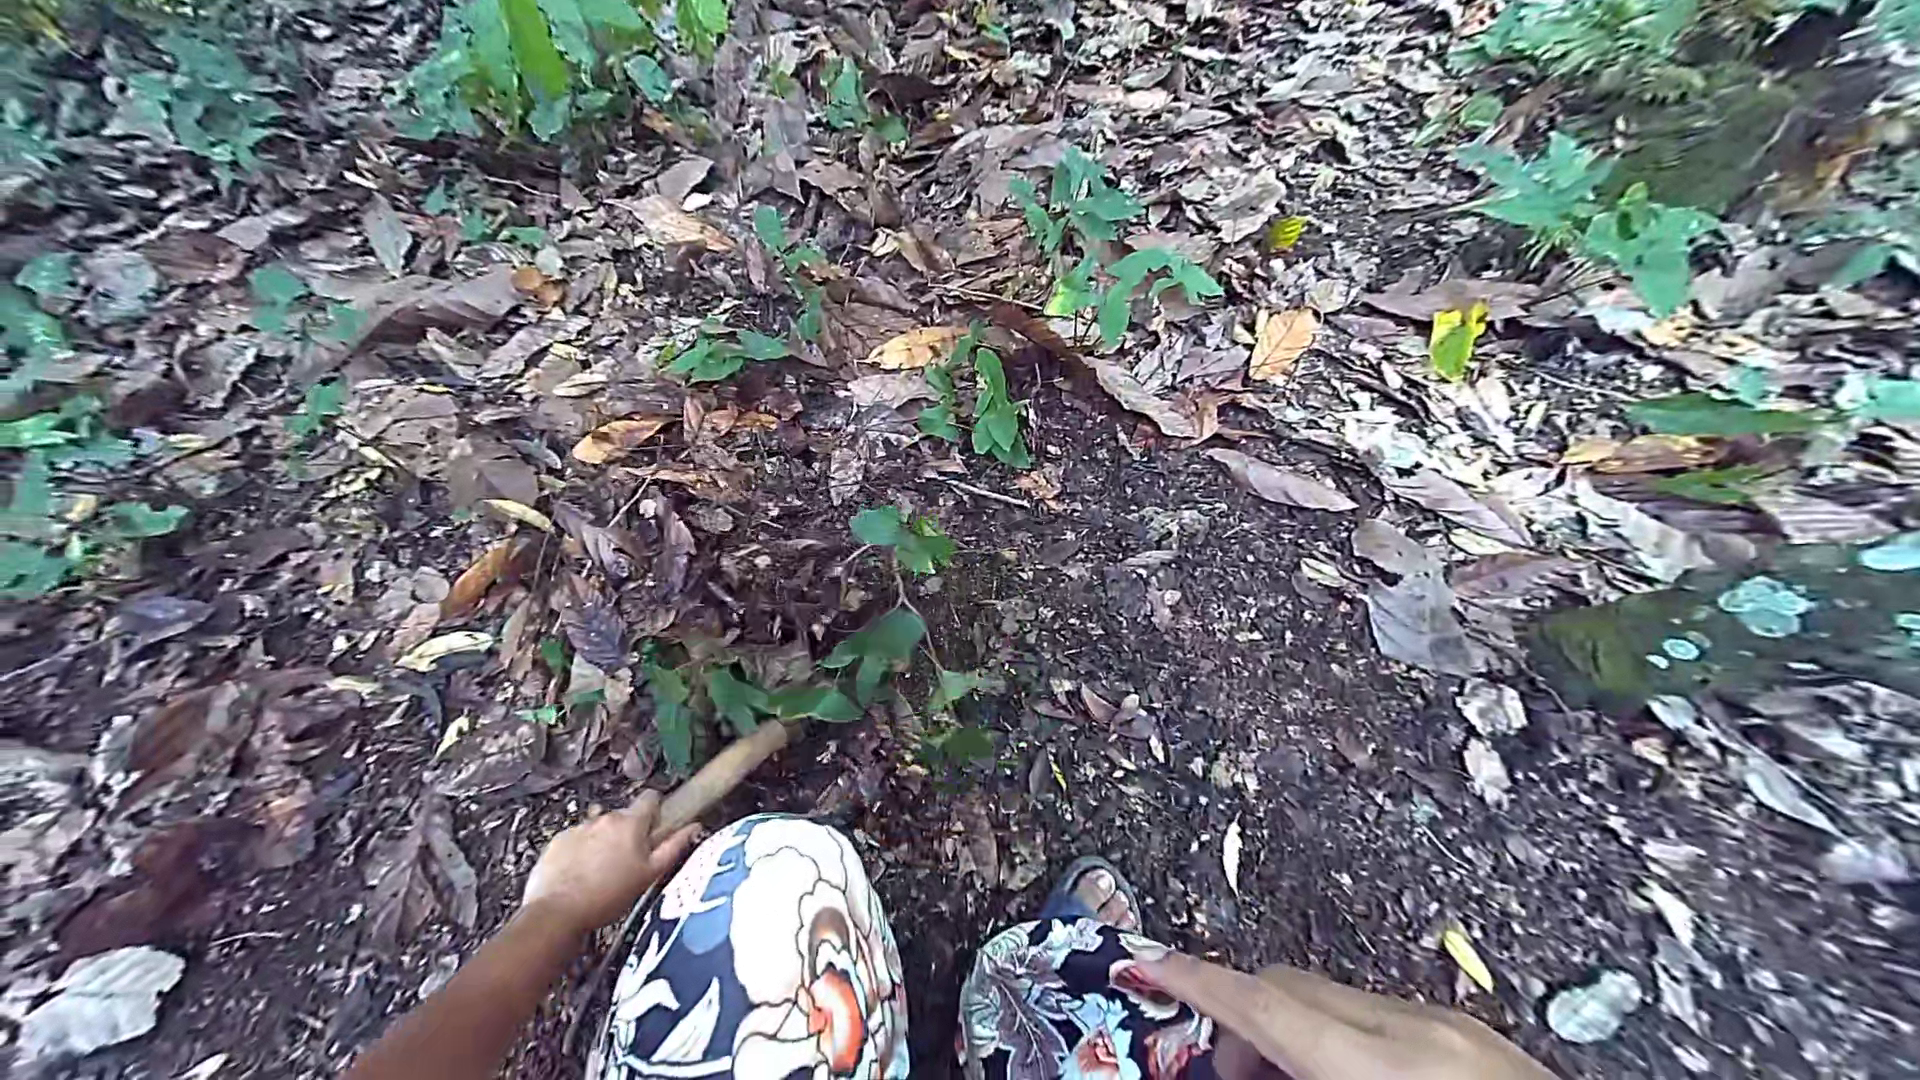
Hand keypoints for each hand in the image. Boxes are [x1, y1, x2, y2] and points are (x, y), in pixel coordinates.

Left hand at [520, 790, 700, 935]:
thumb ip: (674, 846)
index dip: (654, 810)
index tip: (653, 829)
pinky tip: (577, 874)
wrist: (555, 915)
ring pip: (598, 828)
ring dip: (602, 841)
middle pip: (623, 815)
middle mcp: (605, 817)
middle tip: (627, 860)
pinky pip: (574, 839)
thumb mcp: (650, 874)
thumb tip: (695, 825)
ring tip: (599, 871)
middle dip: (627, 831)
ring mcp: (578, 828)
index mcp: (631, 822)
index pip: (650, 797)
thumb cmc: (609, 895)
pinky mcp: (556, 842)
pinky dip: (578, 850)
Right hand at [1137, 952, 1552, 1079]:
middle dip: (1239, 1014)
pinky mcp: (1472, 1033)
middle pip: (1286, 986)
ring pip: (1325, 994)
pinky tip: (1345, 1077)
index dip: (1197, 983)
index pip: (1264, 1008)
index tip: (1150, 966)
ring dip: (1287, 1028)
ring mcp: (1447, 1026)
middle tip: (1225, 1071)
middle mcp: (1413, 1031)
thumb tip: (1241, 1063)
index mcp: (1384, 1071)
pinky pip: (1370, 1012)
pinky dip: (1334, 1036)